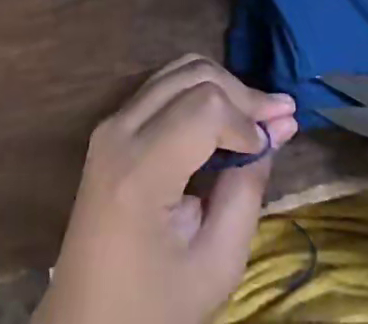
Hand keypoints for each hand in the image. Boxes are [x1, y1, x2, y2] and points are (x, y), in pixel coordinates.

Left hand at [34, 54, 299, 323]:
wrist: (86, 322)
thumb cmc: (155, 304)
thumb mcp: (216, 262)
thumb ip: (248, 188)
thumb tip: (280, 127)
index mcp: (139, 170)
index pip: (206, 105)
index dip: (247, 117)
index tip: (270, 146)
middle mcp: (118, 131)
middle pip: (193, 75)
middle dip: (242, 93)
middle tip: (279, 120)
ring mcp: (110, 124)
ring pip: (178, 69)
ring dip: (223, 86)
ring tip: (258, 118)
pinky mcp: (111, 127)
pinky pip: (163, 85)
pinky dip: (201, 91)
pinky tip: (226, 118)